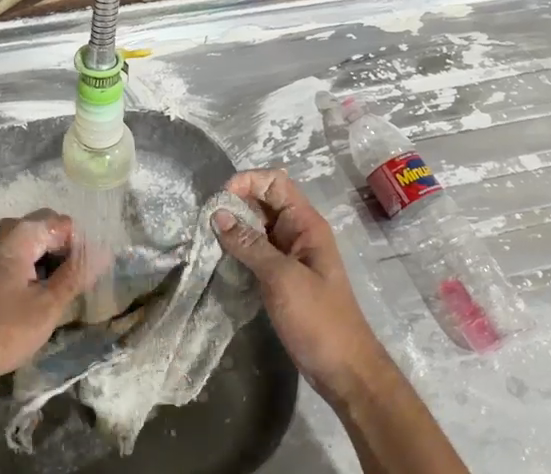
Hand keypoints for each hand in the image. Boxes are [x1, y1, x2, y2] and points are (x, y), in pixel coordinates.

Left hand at [0, 209, 89, 392]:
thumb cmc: (1, 330)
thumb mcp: (47, 305)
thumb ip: (76, 274)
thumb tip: (103, 250)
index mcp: (19, 233)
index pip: (64, 224)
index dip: (81, 248)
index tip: (87, 279)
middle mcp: (3, 233)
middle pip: (46, 229)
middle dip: (65, 254)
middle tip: (72, 289)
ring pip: (31, 245)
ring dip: (48, 264)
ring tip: (55, 298)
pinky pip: (16, 258)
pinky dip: (30, 272)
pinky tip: (33, 301)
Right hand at [213, 169, 388, 404]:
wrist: (344, 370)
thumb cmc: (318, 319)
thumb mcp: (282, 278)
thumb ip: (249, 244)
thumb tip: (218, 214)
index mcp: (306, 224)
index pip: (275, 182)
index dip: (247, 181)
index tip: (220, 200)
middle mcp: (298, 232)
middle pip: (264, 201)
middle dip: (235, 204)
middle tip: (206, 220)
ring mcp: (290, 255)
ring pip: (258, 226)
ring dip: (234, 227)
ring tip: (208, 237)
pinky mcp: (282, 276)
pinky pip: (257, 250)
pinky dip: (239, 249)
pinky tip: (220, 258)